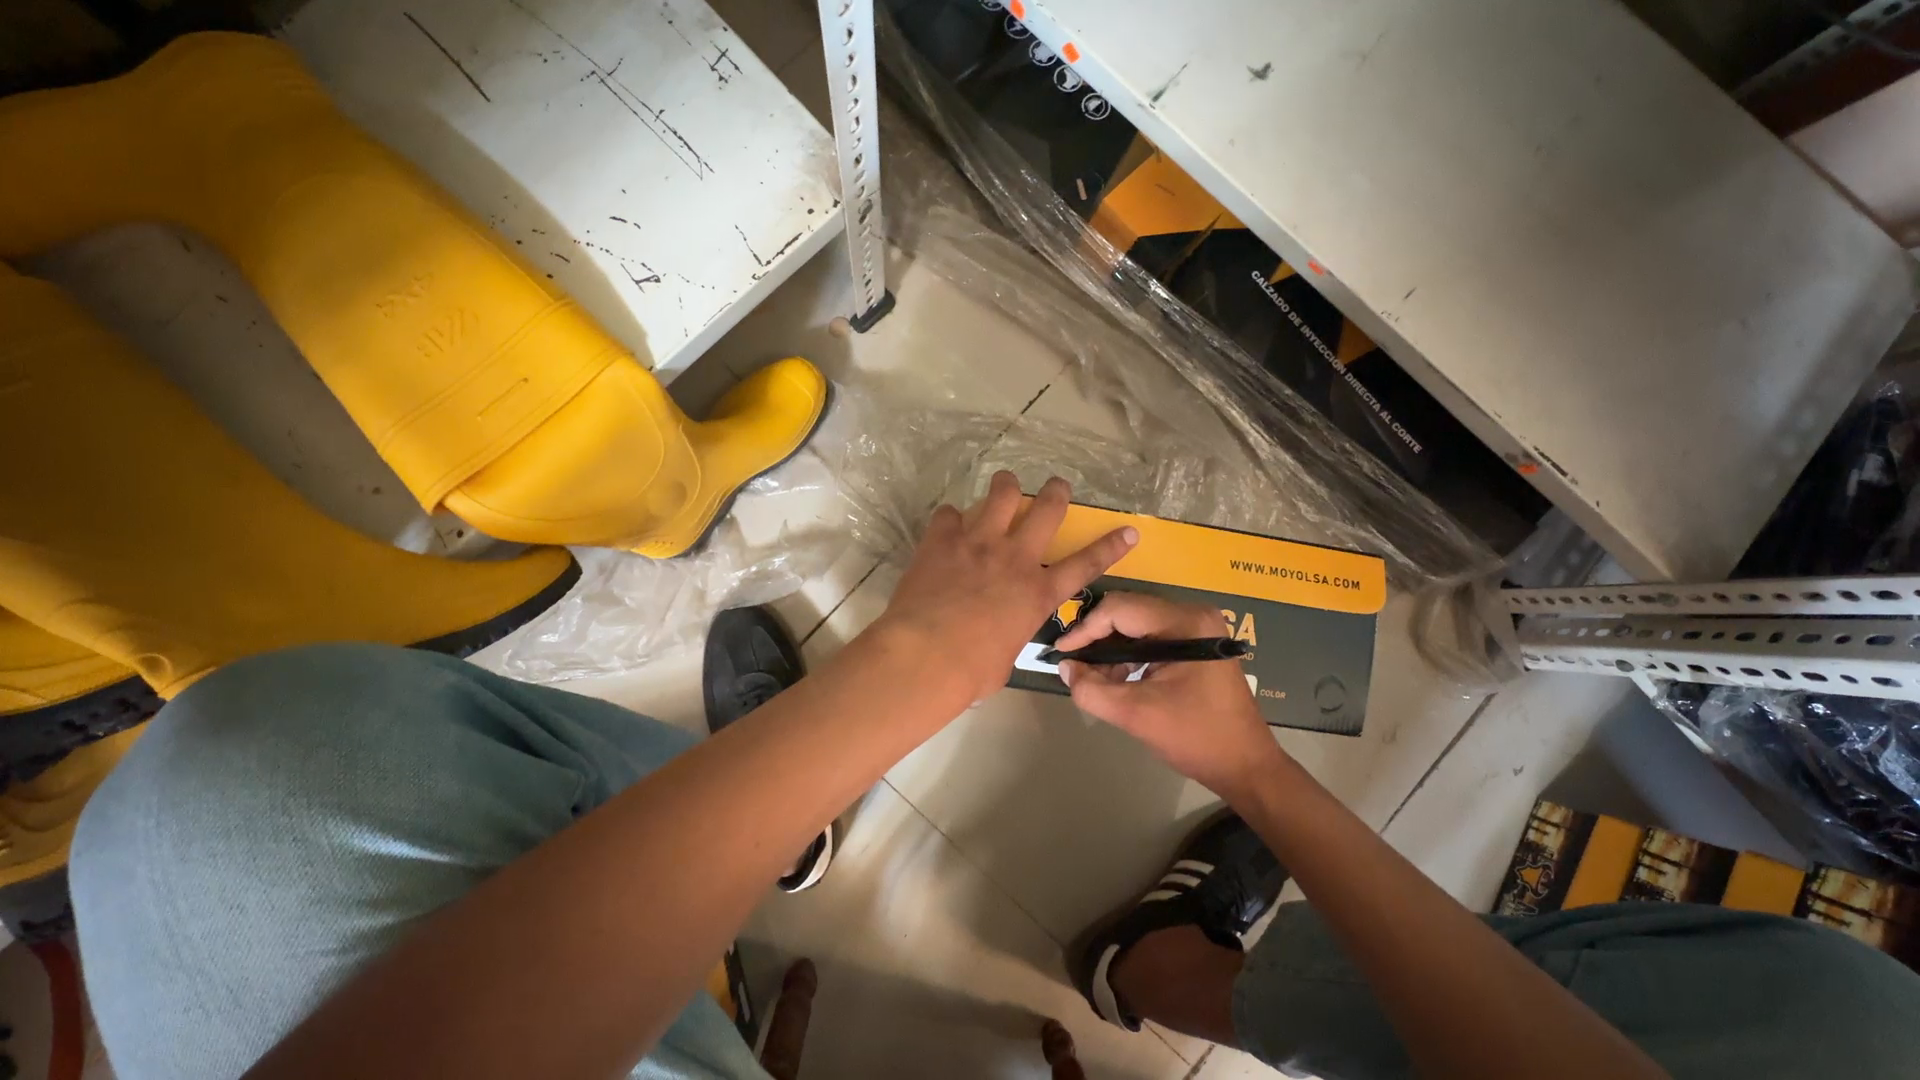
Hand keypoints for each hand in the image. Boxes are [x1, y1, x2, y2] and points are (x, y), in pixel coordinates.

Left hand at [876, 472, 1136, 703]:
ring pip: (1002, 494)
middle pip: (1047, 509)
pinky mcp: (942, 539)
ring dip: (1006, 485)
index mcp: (1038, 593)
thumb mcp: (1005, 660)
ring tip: (1005, 482)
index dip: (1110, 546)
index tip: (1127, 530)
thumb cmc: (971, 671)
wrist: (926, 655)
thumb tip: (998, 638)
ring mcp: (979, 542)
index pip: (1086, 564)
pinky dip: (952, 517)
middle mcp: (1015, 558)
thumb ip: (1009, 637)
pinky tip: (947, 525)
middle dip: (1056, 492)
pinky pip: (950, 513)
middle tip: (1056, 485)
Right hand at [1056, 592, 1285, 796]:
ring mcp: (1199, 629)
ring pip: (1139, 626)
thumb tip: (1064, 667)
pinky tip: (1118, 680)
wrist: (1246, 765)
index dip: (1085, 630)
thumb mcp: (1135, 714)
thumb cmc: (1195, 737)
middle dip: (1097, 639)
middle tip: (1073, 665)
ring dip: (1113, 650)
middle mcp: (1194, 615)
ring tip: (1094, 679)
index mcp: (1185, 623)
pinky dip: (1131, 656)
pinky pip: (1153, 638)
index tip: (1060, 653)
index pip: (1120, 609)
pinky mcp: (1199, 644)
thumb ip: (1091, 689)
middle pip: (1129, 613)